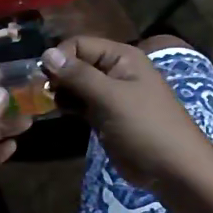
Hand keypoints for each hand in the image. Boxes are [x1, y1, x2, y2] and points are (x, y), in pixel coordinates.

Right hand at [42, 38, 212, 188]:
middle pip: (76, 63)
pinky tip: (56, 111)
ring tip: (47, 104)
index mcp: (122, 57)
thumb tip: (46, 52)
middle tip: (39, 93)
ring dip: (60, 91)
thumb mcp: (111, 97)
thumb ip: (79, 75)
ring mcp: (110, 95)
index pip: (80, 44)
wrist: (173, 168)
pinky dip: (68, 105)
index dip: (59, 57)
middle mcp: (114, 71)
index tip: (41, 77)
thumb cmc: (145, 127)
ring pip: (76, 85)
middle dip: (57, 74)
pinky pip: (81, 104)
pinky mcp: (105, 117)